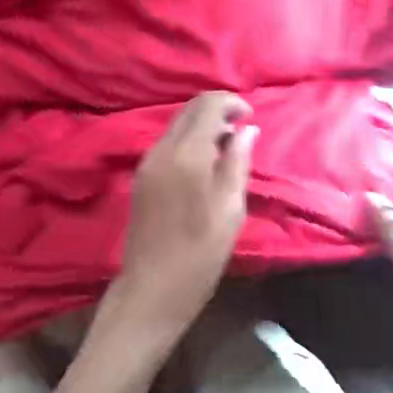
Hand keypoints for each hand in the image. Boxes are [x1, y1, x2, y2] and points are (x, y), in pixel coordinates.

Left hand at [110, 92, 258, 339]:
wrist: (151, 289)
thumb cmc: (200, 255)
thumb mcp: (230, 209)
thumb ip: (238, 163)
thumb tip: (247, 130)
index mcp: (187, 154)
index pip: (208, 105)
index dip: (232, 103)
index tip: (250, 118)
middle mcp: (162, 149)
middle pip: (190, 109)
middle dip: (218, 111)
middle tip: (242, 131)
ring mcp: (147, 161)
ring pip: (177, 125)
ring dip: (203, 126)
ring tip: (227, 149)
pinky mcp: (141, 175)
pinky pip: (168, 143)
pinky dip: (189, 141)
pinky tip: (204, 164)